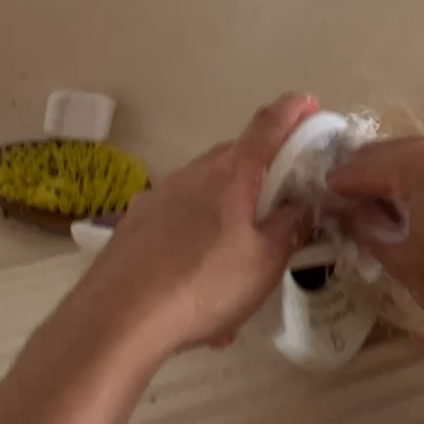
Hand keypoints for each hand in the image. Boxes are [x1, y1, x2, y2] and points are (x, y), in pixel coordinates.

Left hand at [71, 93, 318, 356]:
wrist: (115, 320)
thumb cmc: (202, 285)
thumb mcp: (264, 264)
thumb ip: (290, 229)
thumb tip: (304, 204)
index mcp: (231, 175)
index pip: (267, 126)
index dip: (292, 110)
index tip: (309, 103)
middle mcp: (194, 174)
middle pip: (236, 157)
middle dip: (263, 171)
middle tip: (283, 203)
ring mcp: (160, 196)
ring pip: (207, 191)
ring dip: (229, 214)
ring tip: (238, 269)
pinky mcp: (136, 223)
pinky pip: (180, 220)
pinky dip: (198, 240)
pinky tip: (199, 286)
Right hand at [327, 136, 423, 347]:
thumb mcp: (404, 261)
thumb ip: (366, 227)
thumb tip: (343, 210)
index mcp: (418, 162)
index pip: (357, 166)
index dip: (334, 188)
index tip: (319, 210)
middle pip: (385, 155)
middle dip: (361, 181)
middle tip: (343, 216)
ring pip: (412, 159)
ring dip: (389, 182)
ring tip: (375, 220)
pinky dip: (417, 184)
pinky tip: (412, 216)